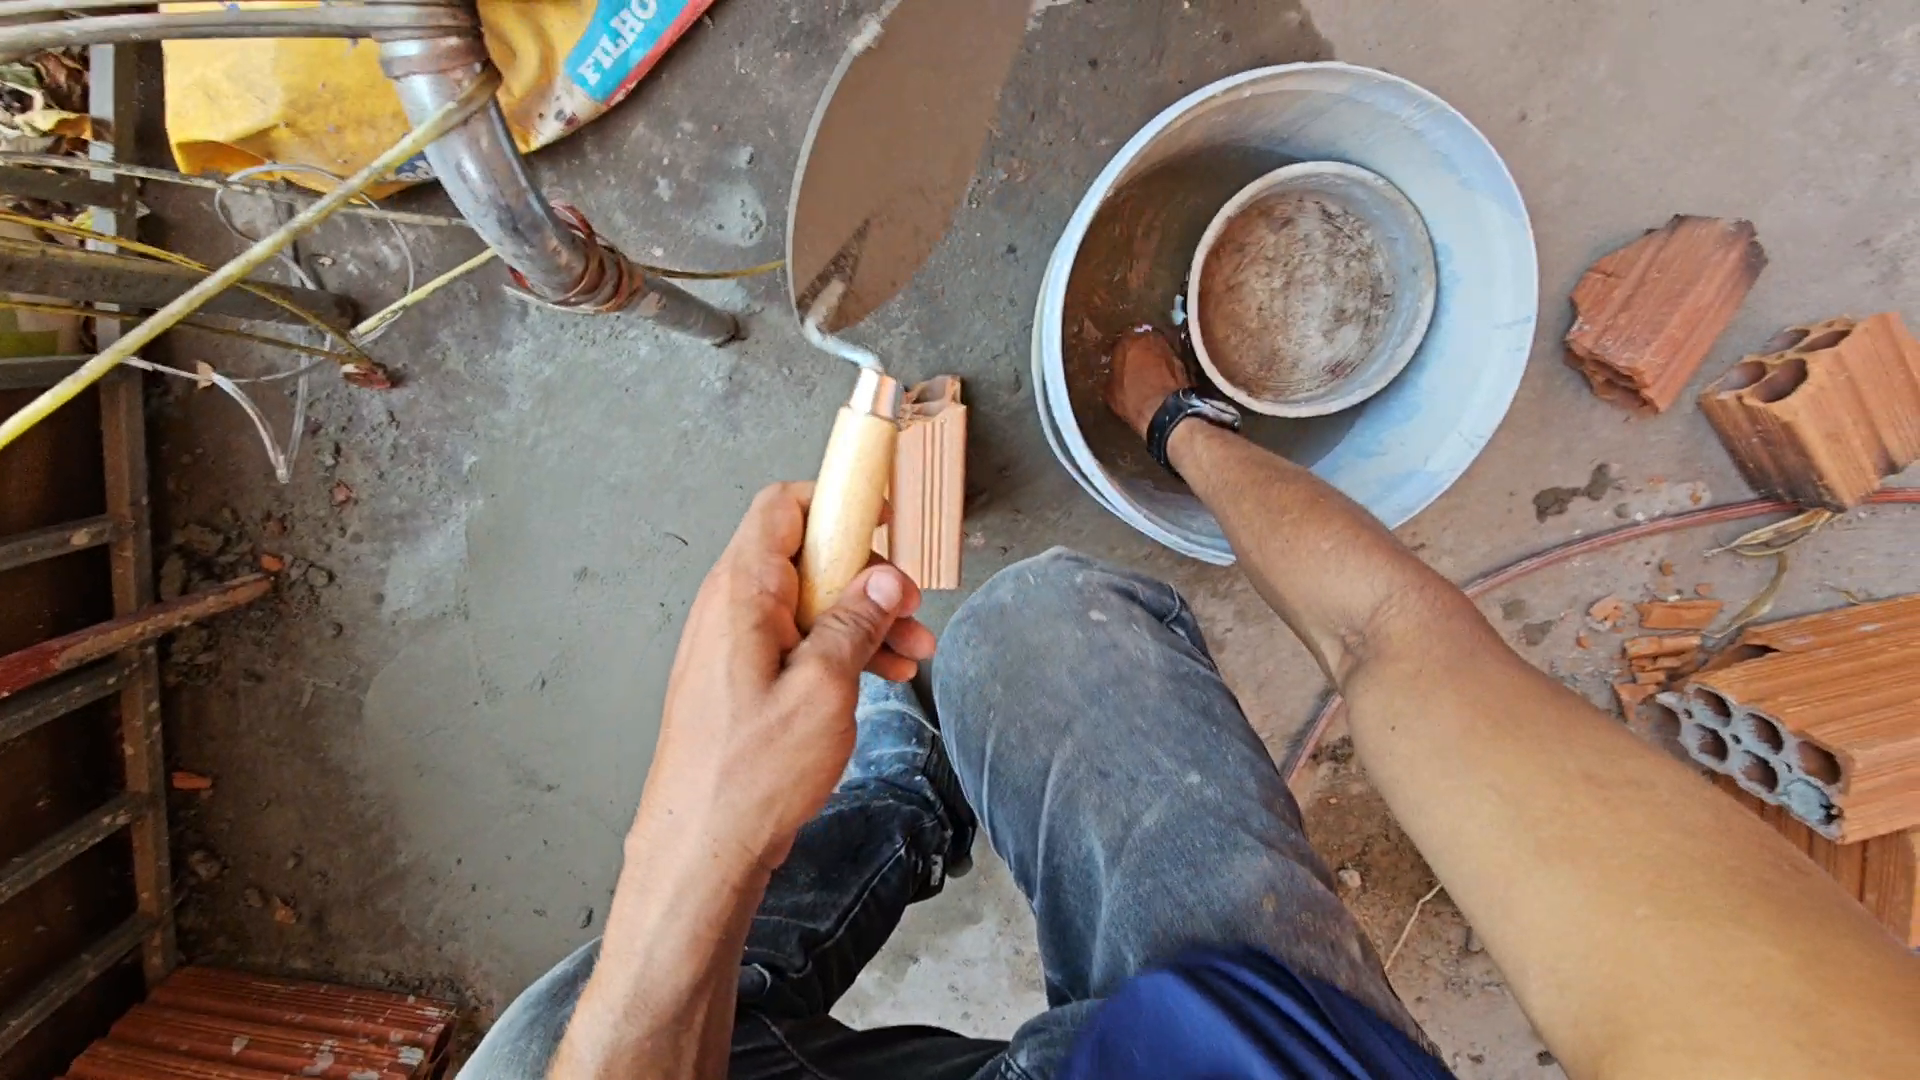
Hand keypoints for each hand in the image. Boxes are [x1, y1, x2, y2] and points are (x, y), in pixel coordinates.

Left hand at [639, 484, 937, 871]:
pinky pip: (800, 639)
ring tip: (912, 650)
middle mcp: (732, 608)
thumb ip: (857, 621)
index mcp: (742, 593)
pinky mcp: (745, 675)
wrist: (702, 852)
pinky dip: (842, 647)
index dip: (837, 502)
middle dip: (867, 574)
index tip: (883, 518)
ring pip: (812, 602)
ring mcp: (737, 643)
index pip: (784, 506)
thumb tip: (884, 578)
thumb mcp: (824, 688)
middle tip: (910, 603)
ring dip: (864, 617)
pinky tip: (882, 673)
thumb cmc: (748, 777)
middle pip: (807, 555)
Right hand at [1106, 326, 1192, 437]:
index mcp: (1127, 343)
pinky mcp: (1181, 358)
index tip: (1115, 363)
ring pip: (1155, 348)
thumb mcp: (1111, 392)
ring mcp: (1167, 347)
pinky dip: (1162, 364)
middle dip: (1135, 351)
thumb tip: (1112, 375)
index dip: (1117, 354)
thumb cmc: (1133, 400)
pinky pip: (1166, 358)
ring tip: (1146, 370)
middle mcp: (1148, 338)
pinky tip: (1159, 376)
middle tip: (1131, 364)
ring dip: (1150, 356)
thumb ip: (1111, 377)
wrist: (1166, 410)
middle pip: (1139, 340)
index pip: (1118, 342)